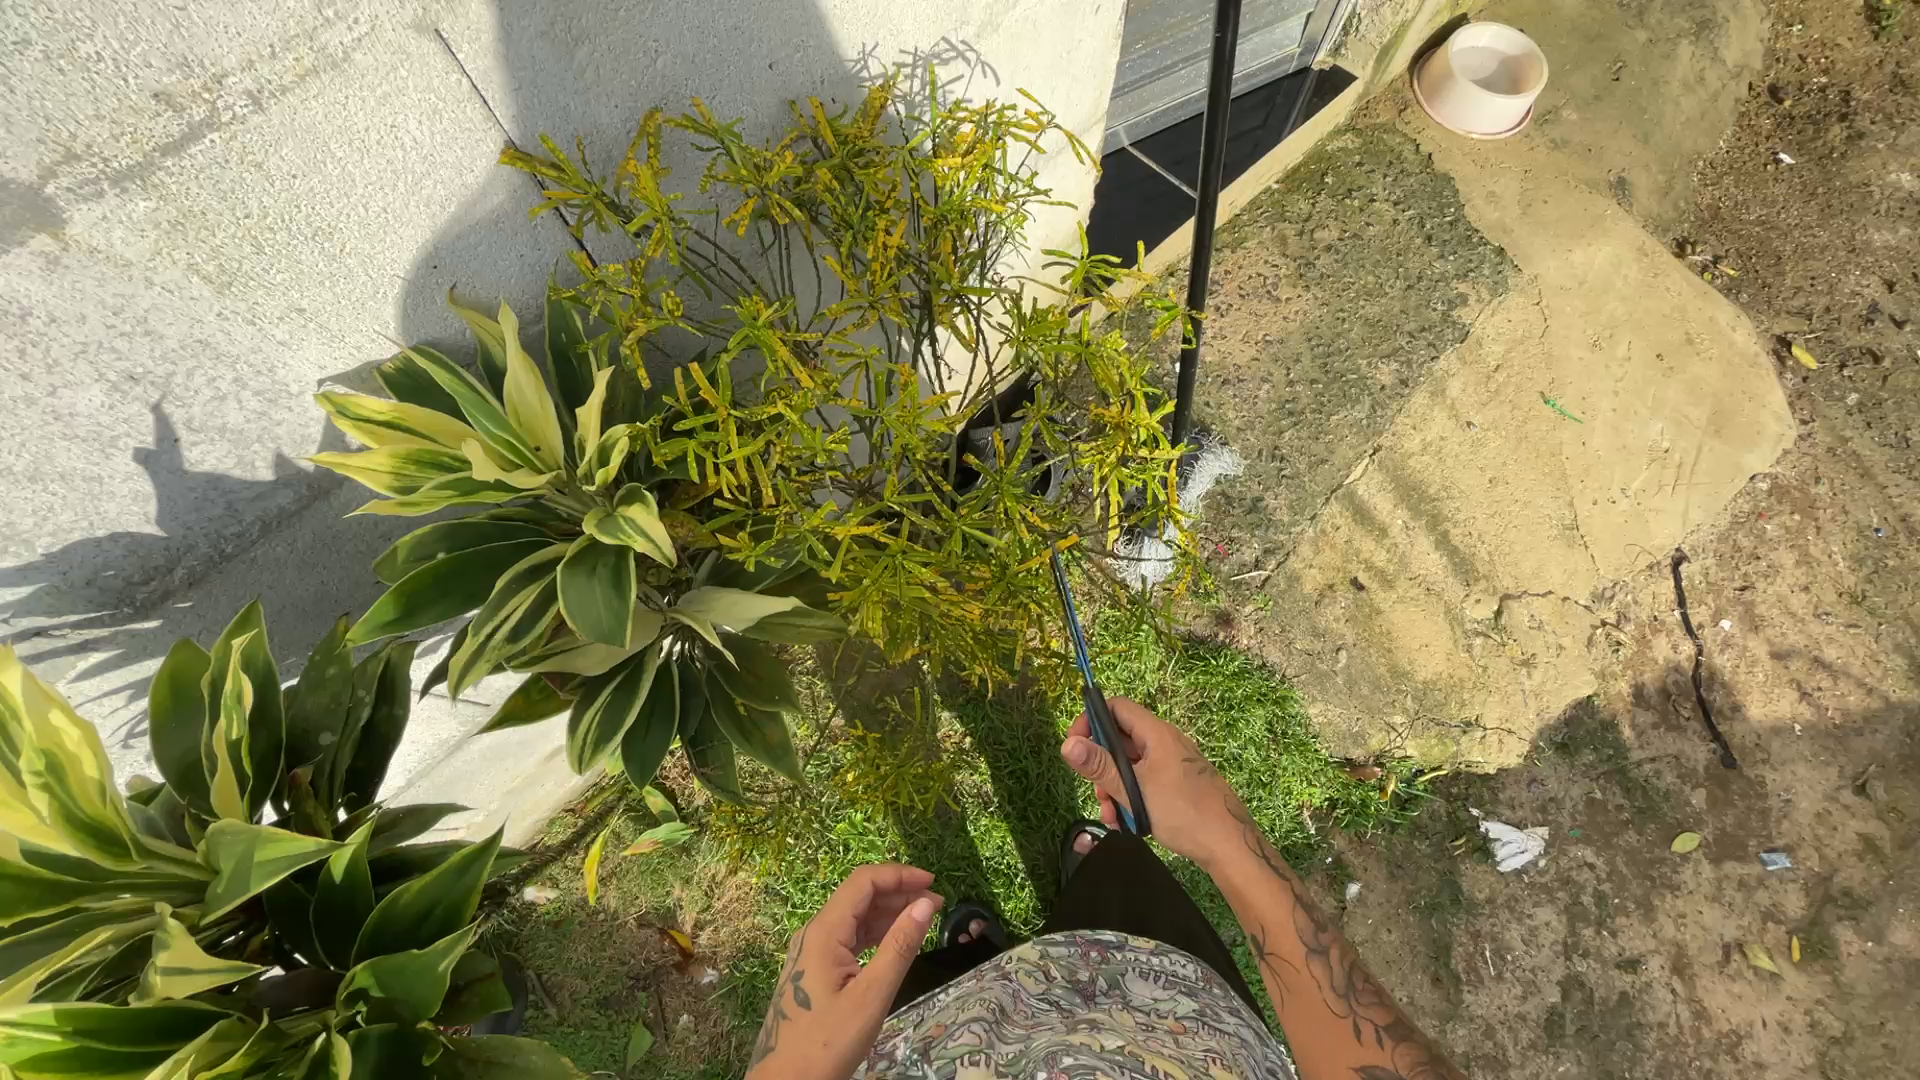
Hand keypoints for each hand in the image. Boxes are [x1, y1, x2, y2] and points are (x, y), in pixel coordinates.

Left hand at [745, 864, 942, 1079]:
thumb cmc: (827, 1044)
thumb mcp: (871, 997)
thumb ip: (900, 947)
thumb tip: (926, 904)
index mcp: (824, 931)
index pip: (864, 882)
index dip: (899, 875)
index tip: (932, 883)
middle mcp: (815, 932)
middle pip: (860, 895)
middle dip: (898, 892)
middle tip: (935, 905)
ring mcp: (813, 949)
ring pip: (855, 916)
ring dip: (889, 912)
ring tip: (923, 919)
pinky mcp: (815, 967)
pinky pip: (850, 937)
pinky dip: (876, 932)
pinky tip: (897, 940)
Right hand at [1060, 696, 1245, 868]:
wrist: (1230, 845)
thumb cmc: (1182, 812)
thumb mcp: (1133, 790)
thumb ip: (1099, 766)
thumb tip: (1067, 744)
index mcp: (1156, 733)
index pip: (1116, 708)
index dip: (1091, 721)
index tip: (1076, 747)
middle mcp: (1165, 742)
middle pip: (1121, 739)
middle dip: (1102, 766)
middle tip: (1096, 792)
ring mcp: (1173, 764)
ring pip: (1131, 765)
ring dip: (1114, 788)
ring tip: (1112, 816)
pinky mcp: (1178, 784)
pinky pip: (1145, 781)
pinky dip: (1132, 797)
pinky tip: (1127, 823)